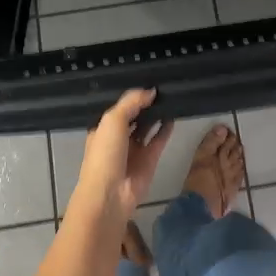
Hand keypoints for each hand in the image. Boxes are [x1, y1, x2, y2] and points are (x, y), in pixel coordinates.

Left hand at [71, 88, 172, 223]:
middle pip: (134, 117)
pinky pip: (158, 140)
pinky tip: (173, 116)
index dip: (131, 97)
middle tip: (162, 87)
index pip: (118, 108)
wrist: (110, 194)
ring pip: (147, 127)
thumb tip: (151, 91)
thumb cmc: (105, 153)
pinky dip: (165, 129)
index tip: (146, 80)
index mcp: (103, 128)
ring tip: (170, 97)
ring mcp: (134, 150)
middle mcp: (118, 138)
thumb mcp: (113, 120)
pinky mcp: (149, 161)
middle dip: (145, 105)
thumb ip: (131, 102)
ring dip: (156, 115)